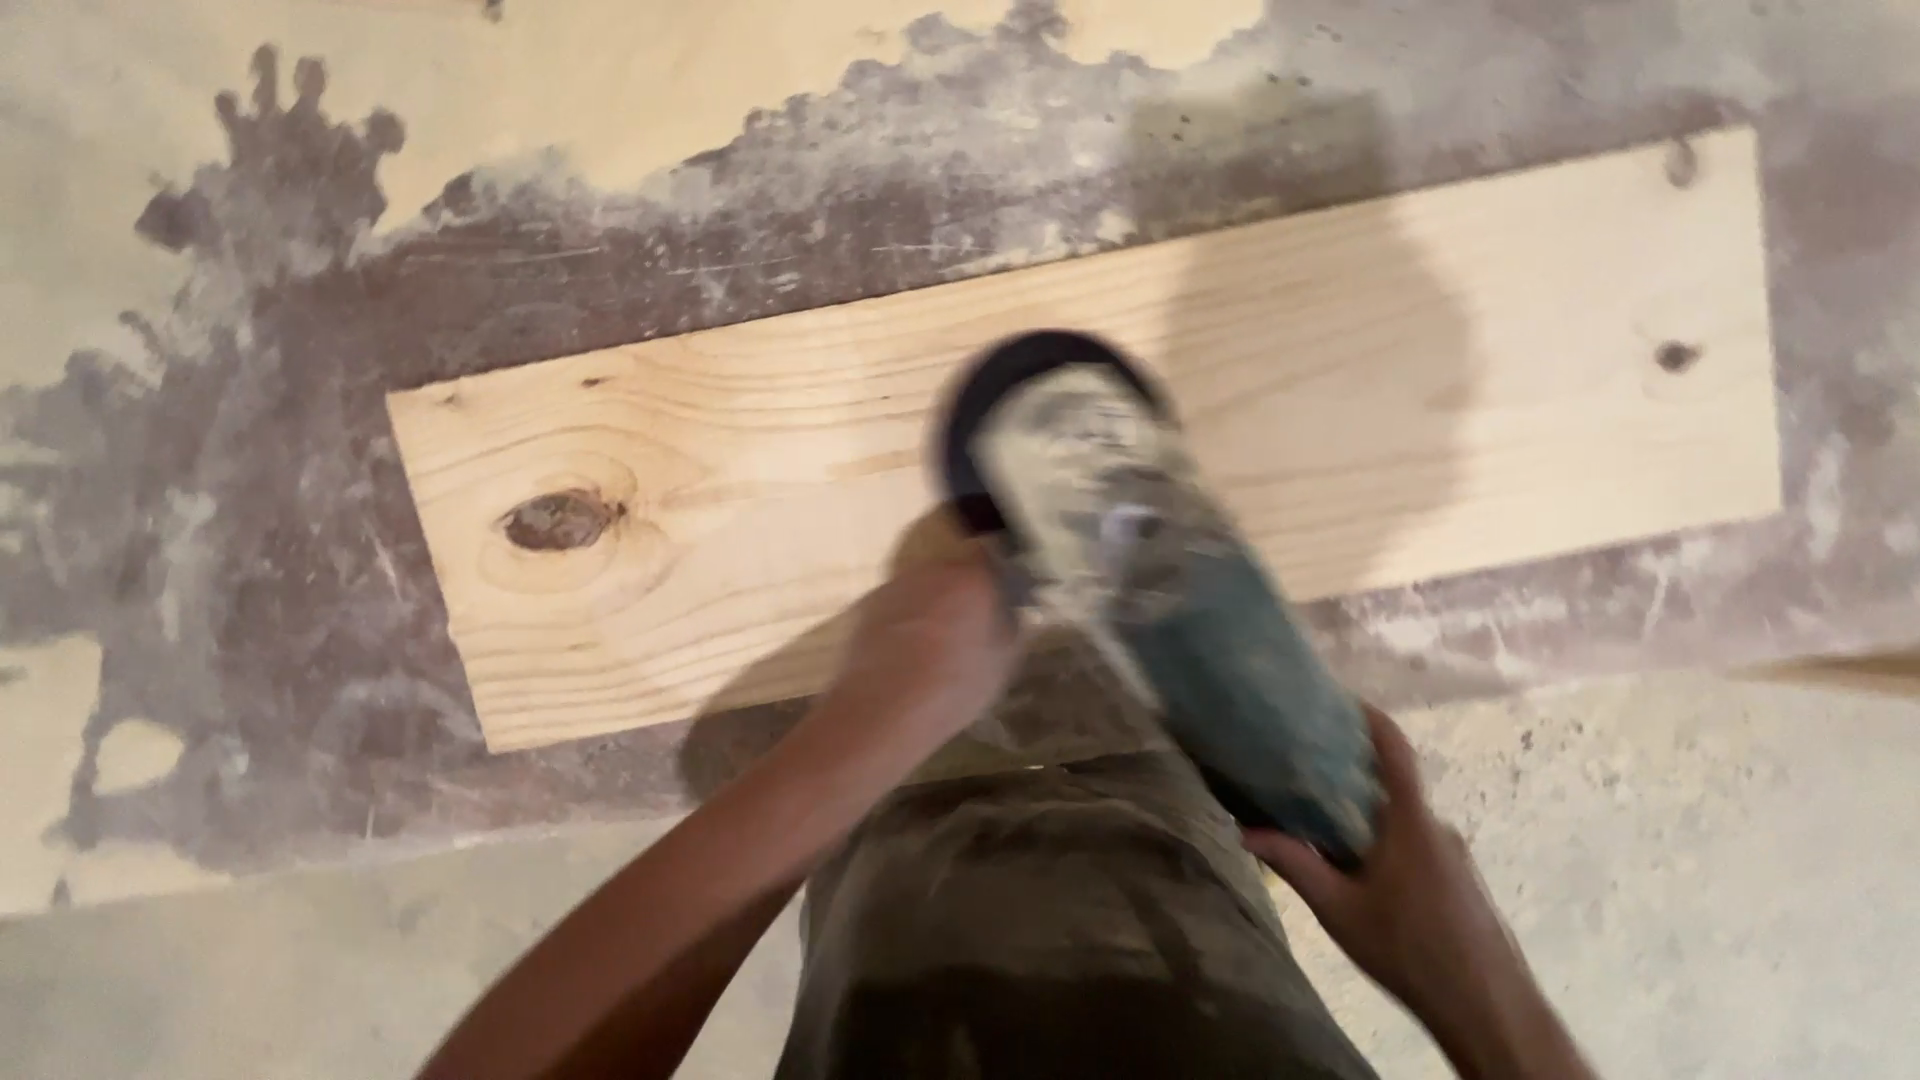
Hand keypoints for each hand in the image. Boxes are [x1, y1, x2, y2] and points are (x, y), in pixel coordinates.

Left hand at [814, 545, 1020, 750]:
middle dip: (959, 593)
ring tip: (931, 646)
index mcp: (972, 578)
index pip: (988, 554)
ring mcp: (896, 586)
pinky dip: (902, 623)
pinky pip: (896, 608)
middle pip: (951, 572)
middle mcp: (932, 571)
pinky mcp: (866, 606)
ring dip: (929, 608)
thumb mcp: (1002, 663)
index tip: (997, 596)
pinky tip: (902, 654)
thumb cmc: (954, 685)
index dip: (993, 574)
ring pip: (921, 589)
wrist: (882, 706)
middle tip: (965, 627)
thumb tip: (1010, 612)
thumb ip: (1010, 627)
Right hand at [1244, 709, 1592, 1078]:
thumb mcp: (1338, 909)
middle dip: (1351, 774)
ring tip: (1324, 825)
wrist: (1492, 1013)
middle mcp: (1439, 828)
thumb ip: (1293, 864)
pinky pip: (1417, 843)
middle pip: (1393, 785)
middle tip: (1306, 772)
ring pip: (1403, 819)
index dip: (1371, 717)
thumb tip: (1243, 830)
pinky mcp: (1462, 881)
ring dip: (1367, 816)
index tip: (1341, 699)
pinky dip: (1386, 841)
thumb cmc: (1410, 951)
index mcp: (1411, 823)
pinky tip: (1361, 872)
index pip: (1396, 751)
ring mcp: (1456, 855)